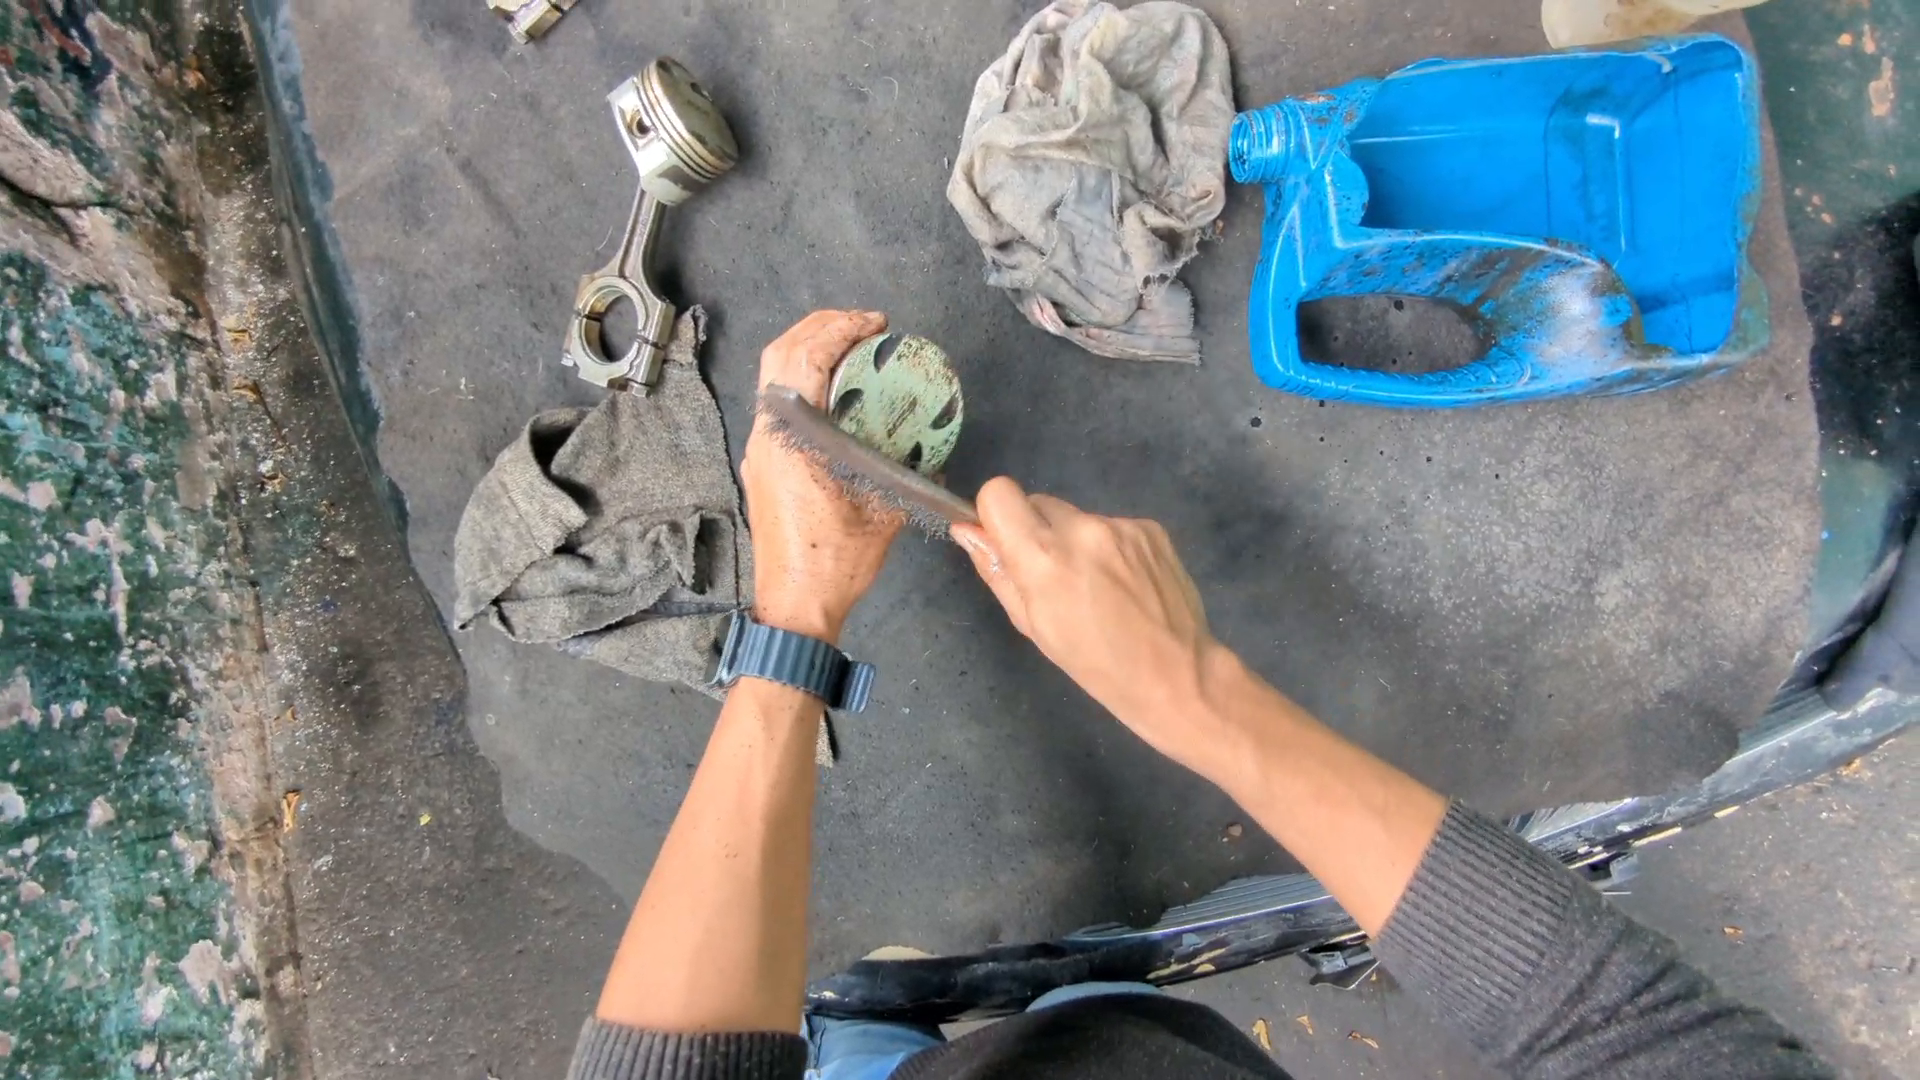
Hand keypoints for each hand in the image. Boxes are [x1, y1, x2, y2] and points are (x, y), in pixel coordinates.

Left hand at [742, 310, 902, 642]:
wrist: (794, 604)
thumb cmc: (836, 562)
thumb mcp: (884, 512)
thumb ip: (905, 472)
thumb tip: (931, 448)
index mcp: (793, 438)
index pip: (806, 357)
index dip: (841, 328)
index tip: (875, 324)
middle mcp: (767, 435)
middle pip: (779, 352)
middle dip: (820, 327)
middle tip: (862, 327)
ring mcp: (760, 449)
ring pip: (773, 376)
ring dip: (809, 351)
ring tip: (851, 350)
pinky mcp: (762, 464)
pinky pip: (778, 403)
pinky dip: (804, 380)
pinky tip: (837, 394)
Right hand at [953, 478, 1235, 778]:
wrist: (1175, 673)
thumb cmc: (1093, 663)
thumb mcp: (1031, 625)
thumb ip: (996, 570)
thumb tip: (966, 529)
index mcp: (1044, 557)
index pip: (999, 492)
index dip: (996, 514)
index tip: (1006, 541)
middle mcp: (1082, 529)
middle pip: (1037, 502)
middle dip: (1037, 531)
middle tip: (1055, 577)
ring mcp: (1121, 526)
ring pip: (1076, 516)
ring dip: (1076, 542)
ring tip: (1098, 587)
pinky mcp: (1151, 528)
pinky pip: (1111, 526)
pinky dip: (1110, 547)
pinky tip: (1125, 583)